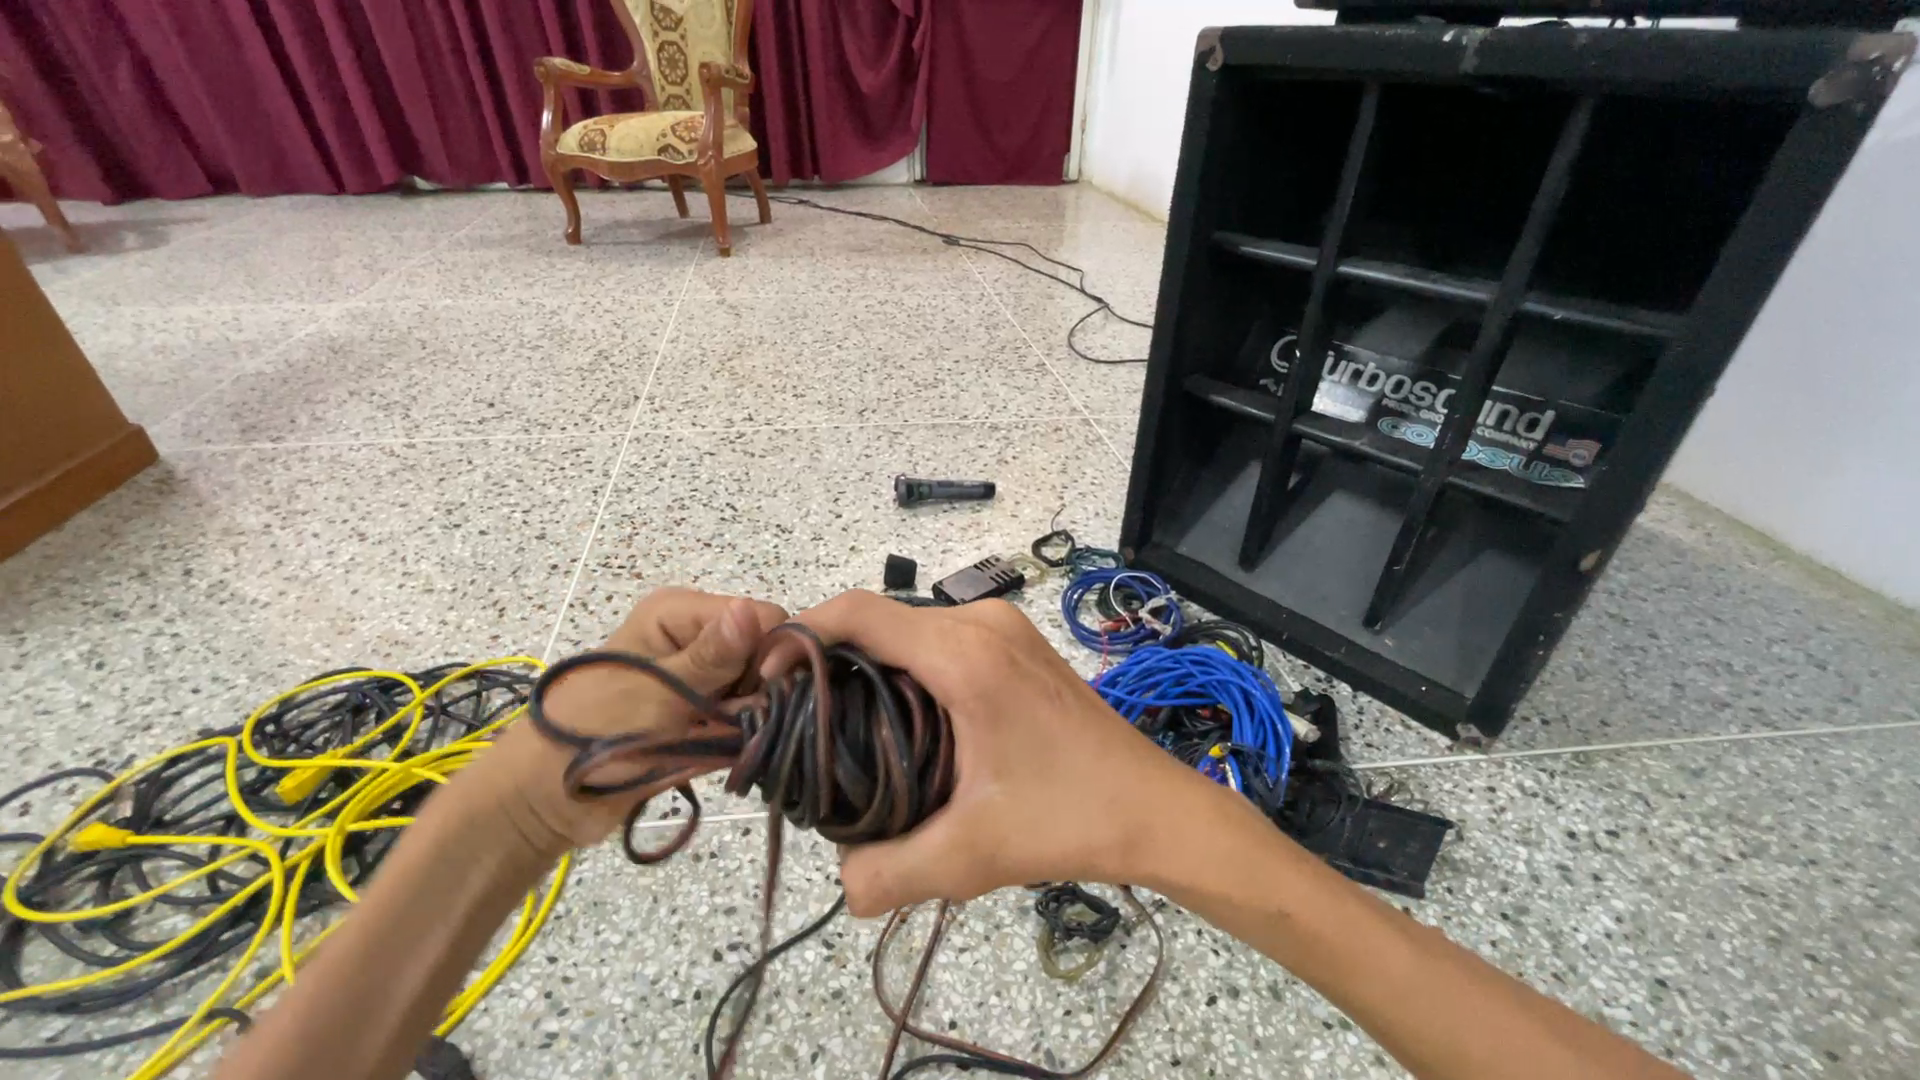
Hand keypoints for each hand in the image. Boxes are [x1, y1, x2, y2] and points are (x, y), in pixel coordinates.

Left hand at [486, 587, 787, 854]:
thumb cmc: (594, 731)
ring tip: (713, 739)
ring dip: (747, 720)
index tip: (752, 690)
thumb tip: (751, 608)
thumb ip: (713, 656)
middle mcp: (697, 639)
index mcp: (682, 614)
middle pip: (766, 656)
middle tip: (726, 719)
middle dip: (759, 691)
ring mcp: (701, 680)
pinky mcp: (702, 717)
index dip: (769, 654)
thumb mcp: (657, 690)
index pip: (764, 618)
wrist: (544, 799)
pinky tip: (717, 750)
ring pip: (760, 692)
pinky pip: (744, 722)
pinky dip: (739, 738)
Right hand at [793, 590, 1239, 916]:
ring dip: (869, 665)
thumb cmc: (1070, 819)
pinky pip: (939, 640)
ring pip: (908, 630)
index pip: (858, 613)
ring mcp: (1003, 628)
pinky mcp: (1015, 644)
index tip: (770, 683)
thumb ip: (890, 872)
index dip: (801, 635)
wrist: (1155, 808)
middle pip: (879, 620)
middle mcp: (981, 623)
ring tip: (841, 727)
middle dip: (829, 660)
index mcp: (965, 655)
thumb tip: (840, 882)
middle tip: (801, 721)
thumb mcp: (972, 854)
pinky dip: (905, 668)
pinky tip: (899, 721)